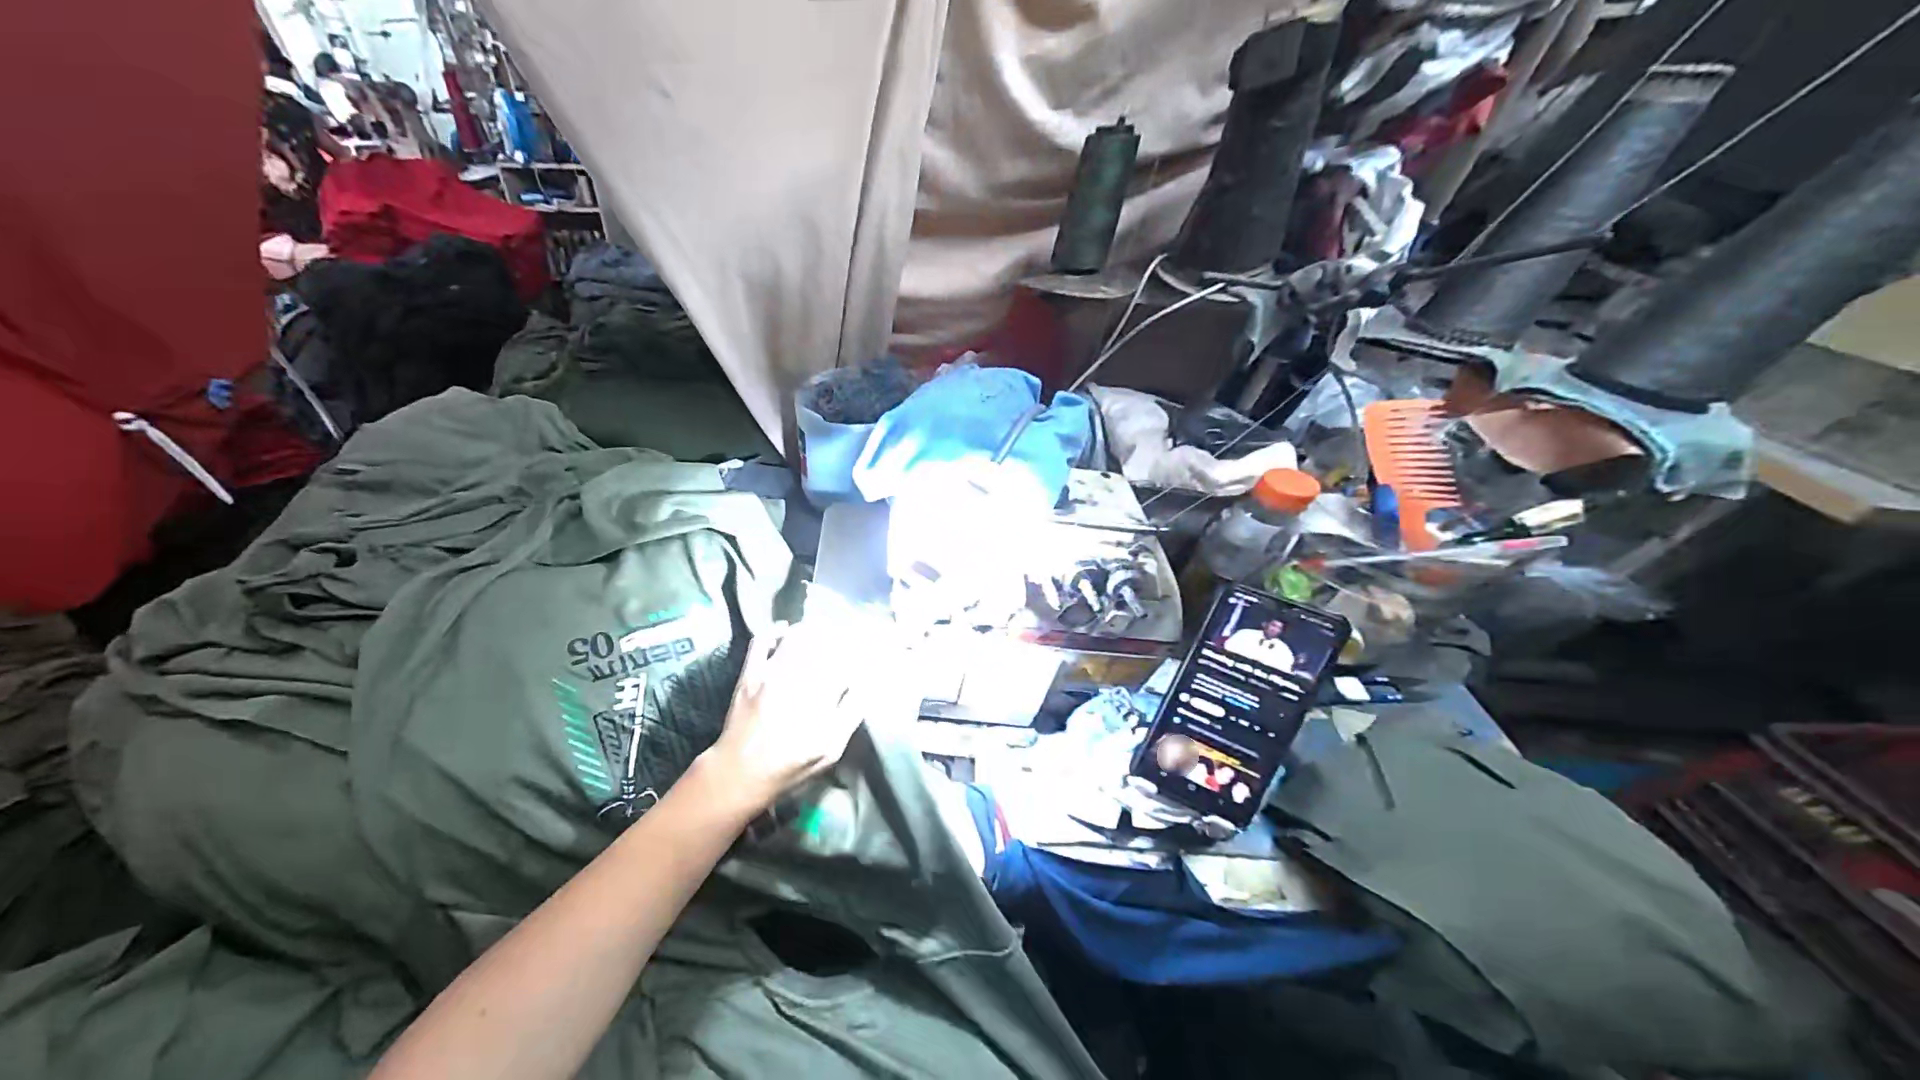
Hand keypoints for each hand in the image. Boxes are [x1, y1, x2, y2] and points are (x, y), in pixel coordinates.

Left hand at [698, 624, 867, 812]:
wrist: (738, 774)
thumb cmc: (790, 766)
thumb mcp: (831, 750)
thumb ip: (850, 714)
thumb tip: (864, 685)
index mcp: (822, 697)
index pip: (847, 661)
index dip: (859, 653)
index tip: (865, 653)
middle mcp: (798, 678)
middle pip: (824, 642)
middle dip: (839, 636)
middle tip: (847, 636)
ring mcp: (771, 673)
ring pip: (797, 637)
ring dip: (813, 630)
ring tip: (823, 630)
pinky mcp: (750, 673)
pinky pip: (761, 641)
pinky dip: (775, 631)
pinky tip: (785, 630)